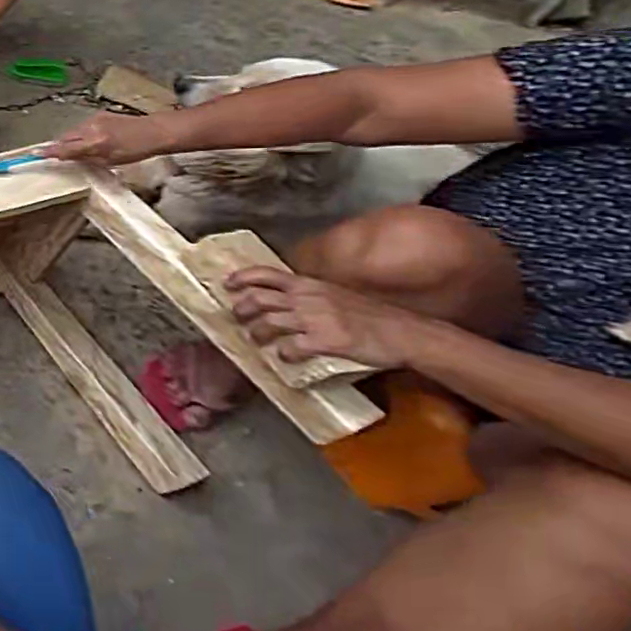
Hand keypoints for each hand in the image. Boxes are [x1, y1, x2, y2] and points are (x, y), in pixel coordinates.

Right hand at [40, 111, 173, 165]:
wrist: (153, 131)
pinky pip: (82, 126)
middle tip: (53, 155)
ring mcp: (94, 119)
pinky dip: (79, 134)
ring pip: (73, 131)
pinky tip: (86, 140)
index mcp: (94, 143)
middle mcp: (91, 128)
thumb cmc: (135, 151)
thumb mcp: (110, 162)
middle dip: (58, 146)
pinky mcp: (99, 114)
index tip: (35, 154)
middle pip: (65, 137)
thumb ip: (87, 159)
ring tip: (74, 150)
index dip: (50, 152)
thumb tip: (68, 158)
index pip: (66, 148)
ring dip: (69, 140)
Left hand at [223, 267, 443, 368]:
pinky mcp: (327, 340)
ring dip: (256, 333)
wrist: (403, 331)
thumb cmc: (368, 314)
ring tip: (255, 340)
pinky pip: (292, 346)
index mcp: (308, 284)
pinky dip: (283, 353)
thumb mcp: (333, 294)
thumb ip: (307, 294)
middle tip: (238, 317)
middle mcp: (307, 297)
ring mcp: (315, 318)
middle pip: (259, 299)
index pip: (266, 274)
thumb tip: (284, 300)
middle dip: (242, 308)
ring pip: (269, 322)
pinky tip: (284, 357)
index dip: (242, 278)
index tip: (227, 284)